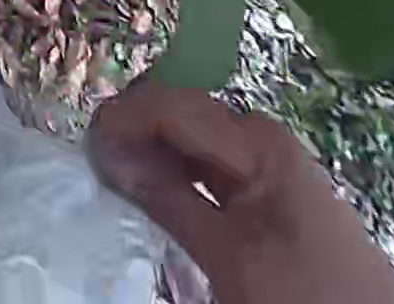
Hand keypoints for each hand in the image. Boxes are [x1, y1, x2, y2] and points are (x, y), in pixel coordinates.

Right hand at [88, 79, 393, 303]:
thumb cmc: (306, 301)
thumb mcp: (230, 258)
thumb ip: (167, 199)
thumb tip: (107, 154)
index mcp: (257, 143)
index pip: (169, 108)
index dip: (122, 119)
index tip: (86, 140)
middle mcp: (260, 137)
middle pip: (177, 110)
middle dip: (132, 123)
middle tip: (94, 149)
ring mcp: (265, 160)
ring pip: (187, 131)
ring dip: (148, 142)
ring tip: (113, 164)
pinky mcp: (266, 186)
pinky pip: (205, 156)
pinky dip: (172, 162)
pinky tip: (151, 180)